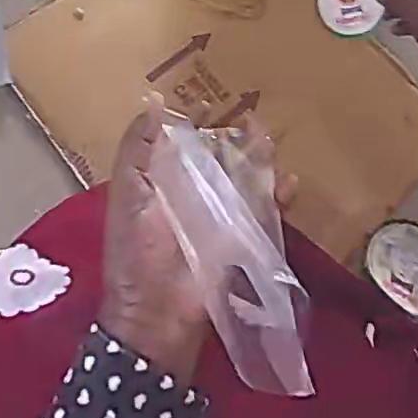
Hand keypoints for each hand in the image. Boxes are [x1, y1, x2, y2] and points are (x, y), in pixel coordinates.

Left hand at [100, 94, 300, 379]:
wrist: (158, 315)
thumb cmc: (137, 252)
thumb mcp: (130, 195)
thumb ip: (138, 149)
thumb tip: (154, 102)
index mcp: (166, 179)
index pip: (185, 140)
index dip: (198, 120)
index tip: (211, 102)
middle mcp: (196, 192)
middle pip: (222, 155)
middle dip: (238, 136)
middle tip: (253, 119)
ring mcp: (223, 213)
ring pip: (248, 176)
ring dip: (263, 159)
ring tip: (271, 143)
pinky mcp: (244, 235)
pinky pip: (267, 208)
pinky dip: (280, 193)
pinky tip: (287, 183)